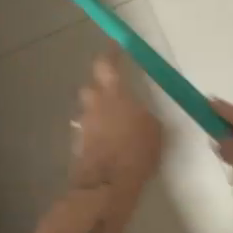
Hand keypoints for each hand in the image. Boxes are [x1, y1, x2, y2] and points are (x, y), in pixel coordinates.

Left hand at [71, 55, 162, 191]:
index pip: (106, 64)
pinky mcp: (78, 144)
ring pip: (88, 110)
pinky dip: (96, 132)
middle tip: (115, 92)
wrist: (107, 184)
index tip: (115, 48)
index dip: (110, 55)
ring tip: (114, 122)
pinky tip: (108, 141)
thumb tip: (140, 115)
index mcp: (114, 94)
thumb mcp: (155, 130)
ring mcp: (83, 125)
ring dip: (98, 112)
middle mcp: (94, 105)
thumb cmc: (137, 152)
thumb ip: (145, 115)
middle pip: (91, 86)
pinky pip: (88, 131)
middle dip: (101, 86)